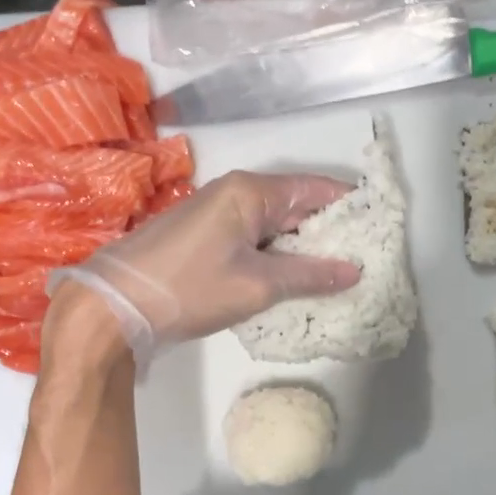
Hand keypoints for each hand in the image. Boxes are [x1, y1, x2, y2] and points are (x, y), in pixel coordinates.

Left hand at [50, 171, 360, 364]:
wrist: (115, 305)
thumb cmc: (190, 288)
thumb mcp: (258, 285)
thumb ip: (311, 275)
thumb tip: (354, 270)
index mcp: (251, 192)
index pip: (317, 189)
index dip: (351, 206)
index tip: (380, 228)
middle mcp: (236, 193)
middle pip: (298, 205)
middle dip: (331, 231)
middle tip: (366, 258)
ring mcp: (218, 213)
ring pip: (277, 224)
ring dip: (305, 247)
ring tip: (339, 273)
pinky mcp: (207, 236)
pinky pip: (257, 237)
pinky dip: (280, 254)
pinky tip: (296, 279)